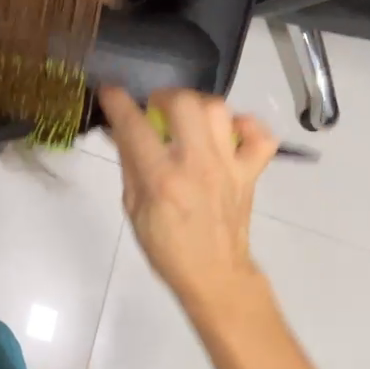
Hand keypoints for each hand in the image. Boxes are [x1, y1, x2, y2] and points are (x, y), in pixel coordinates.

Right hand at [99, 87, 277, 320]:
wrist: (215, 276)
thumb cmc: (165, 246)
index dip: (116, 101)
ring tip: (186, 119)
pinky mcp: (251, 173)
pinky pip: (260, 136)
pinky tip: (227, 133)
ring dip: (197, 106)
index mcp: (161, 178)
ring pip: (218, 110)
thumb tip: (120, 129)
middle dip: (163, 96)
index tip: (109, 92)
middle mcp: (197, 165)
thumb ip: (130, 163)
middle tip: (154, 109)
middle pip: (184, 104)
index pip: (133, 125)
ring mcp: (229, 167)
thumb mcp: (133, 206)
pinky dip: (245, 126)